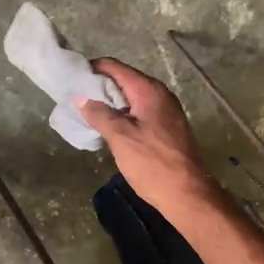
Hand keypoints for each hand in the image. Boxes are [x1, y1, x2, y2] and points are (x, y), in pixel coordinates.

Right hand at [77, 58, 221, 219]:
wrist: (189, 196)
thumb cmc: (153, 164)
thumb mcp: (121, 138)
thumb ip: (100, 114)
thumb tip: (82, 97)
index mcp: (148, 90)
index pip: (115, 67)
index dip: (93, 68)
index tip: (73, 77)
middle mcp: (160, 94)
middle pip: (124, 80)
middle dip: (100, 87)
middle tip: (77, 97)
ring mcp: (167, 110)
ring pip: (133, 97)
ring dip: (112, 103)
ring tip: (89, 112)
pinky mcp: (168, 127)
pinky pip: (141, 111)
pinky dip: (124, 114)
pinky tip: (111, 128)